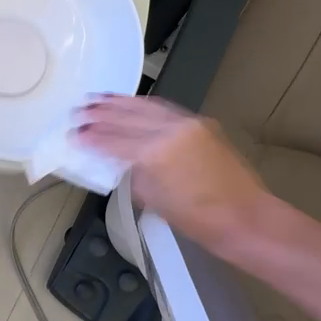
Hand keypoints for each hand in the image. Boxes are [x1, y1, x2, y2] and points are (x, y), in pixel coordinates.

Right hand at [74, 96, 273, 253]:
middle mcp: (171, 130)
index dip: (91, 137)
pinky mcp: (202, 124)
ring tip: (99, 99)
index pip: (113, 139)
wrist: (246, 219)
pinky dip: (144, 105)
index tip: (73, 134)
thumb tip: (120, 163)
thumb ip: (133, 173)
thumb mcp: (153, 199)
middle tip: (79, 111)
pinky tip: (132, 105)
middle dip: (100, 114)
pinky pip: (165, 108)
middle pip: (127, 116)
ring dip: (120, 103)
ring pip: (146, 106)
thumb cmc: (199, 220)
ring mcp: (189, 123)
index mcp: (155, 152)